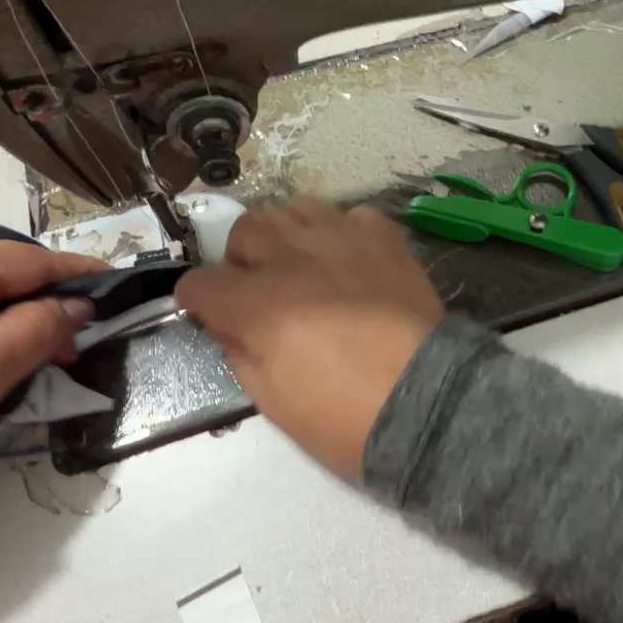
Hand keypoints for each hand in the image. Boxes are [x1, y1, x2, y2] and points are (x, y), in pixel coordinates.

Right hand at [175, 198, 441, 479]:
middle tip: (257, 288)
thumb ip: (240, 355)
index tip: (207, 314)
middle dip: (240, 258)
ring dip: (288, 234)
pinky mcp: (386, 239)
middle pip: (246, 229)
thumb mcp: (274, 402)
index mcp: (260, 304)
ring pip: (296, 207)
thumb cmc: (345, 415)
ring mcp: (344, 240)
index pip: (201, 283)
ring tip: (301, 265)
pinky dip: (343, 231)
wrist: (426, 401)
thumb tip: (229, 329)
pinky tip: (349, 259)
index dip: (196, 300)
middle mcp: (295, 259)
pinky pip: (353, 215)